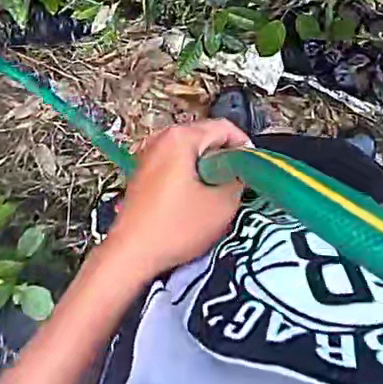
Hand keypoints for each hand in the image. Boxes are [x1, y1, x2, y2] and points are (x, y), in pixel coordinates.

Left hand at [100, 120, 248, 279]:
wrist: (129, 256)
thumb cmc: (175, 228)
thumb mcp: (221, 205)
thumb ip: (239, 180)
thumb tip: (240, 172)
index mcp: (181, 137)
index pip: (224, 127)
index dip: (244, 146)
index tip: (252, 167)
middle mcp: (162, 137)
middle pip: (205, 136)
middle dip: (224, 156)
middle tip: (236, 181)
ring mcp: (148, 153)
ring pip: (190, 150)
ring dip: (206, 166)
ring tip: (216, 192)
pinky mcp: (142, 171)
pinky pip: (174, 162)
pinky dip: (188, 173)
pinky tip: (193, 198)